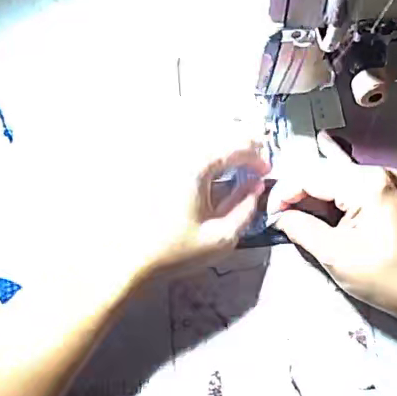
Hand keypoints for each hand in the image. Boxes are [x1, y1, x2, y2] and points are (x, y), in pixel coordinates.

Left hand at [109, 136, 270, 286]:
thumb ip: (246, 208)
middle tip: (254, 165)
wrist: (131, 259)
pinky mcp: (155, 170)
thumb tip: (255, 186)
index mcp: (196, 168)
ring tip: (236, 167)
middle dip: (242, 147)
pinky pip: (186, 152)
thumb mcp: (221, 237)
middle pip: (218, 136)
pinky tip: (211, 174)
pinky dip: (205, 157)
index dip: (257, 158)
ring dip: (223, 149)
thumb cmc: (175, 250)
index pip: (236, 146)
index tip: (266, 172)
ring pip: (202, 140)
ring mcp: (164, 160)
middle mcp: (179, 155)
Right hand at [267, 132, 396, 320]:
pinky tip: (316, 164)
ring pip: (333, 176)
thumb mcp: (334, 255)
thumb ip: (301, 228)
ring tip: (290, 207)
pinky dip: (329, 188)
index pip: (310, 177)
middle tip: (277, 214)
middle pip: (322, 173)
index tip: (269, 216)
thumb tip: (278, 217)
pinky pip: (348, 183)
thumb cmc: (386, 277)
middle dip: (296, 192)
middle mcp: (378, 173)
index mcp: (367, 184)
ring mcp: (385, 180)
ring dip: (311, 192)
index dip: (284, 194)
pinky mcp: (386, 191)